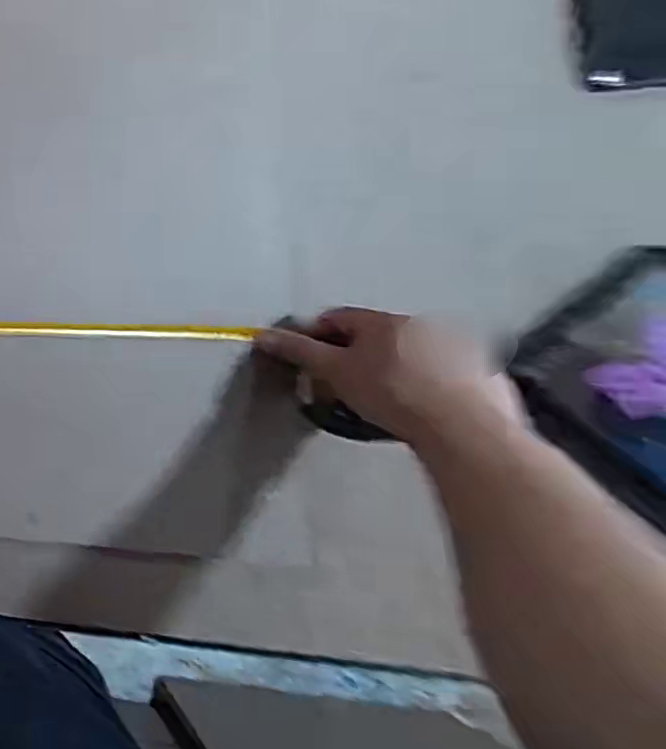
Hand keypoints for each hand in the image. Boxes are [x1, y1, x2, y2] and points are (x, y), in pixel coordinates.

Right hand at [255, 307, 524, 445]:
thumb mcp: (333, 371)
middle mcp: (424, 325)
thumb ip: (296, 350)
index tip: (308, 363)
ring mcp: (462, 348)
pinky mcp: (487, 374)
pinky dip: (423, 383)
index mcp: (385, 321)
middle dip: (351, 356)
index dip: (313, 338)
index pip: (335, 318)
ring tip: (379, 399)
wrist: (467, 431)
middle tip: (338, 385)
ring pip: (407, 353)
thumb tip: (262, 335)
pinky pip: (440, 372)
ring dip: (388, 368)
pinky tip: (418, 406)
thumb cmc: (390, 393)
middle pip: (372, 336)